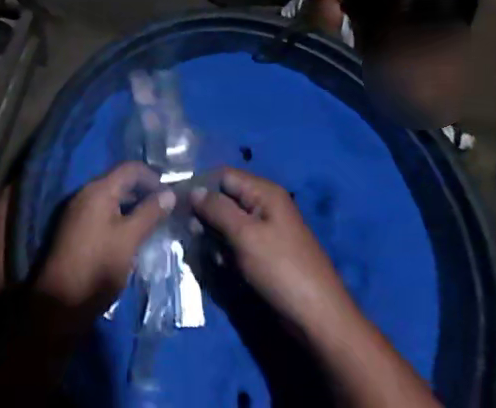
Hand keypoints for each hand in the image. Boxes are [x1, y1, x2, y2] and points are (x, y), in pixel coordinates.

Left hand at [35, 161, 173, 318]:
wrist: (60, 301)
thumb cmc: (98, 266)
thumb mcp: (129, 239)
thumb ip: (149, 213)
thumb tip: (170, 193)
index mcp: (98, 190)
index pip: (130, 168)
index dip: (152, 176)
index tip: (171, 194)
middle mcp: (85, 193)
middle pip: (120, 182)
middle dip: (144, 192)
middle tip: (166, 210)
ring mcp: (78, 211)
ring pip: (111, 199)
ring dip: (133, 207)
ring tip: (154, 223)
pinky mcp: (75, 229)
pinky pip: (102, 213)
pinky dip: (120, 218)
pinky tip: (132, 235)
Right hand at [190, 167, 354, 334]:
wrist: (319, 319)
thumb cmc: (281, 269)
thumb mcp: (245, 235)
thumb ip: (217, 209)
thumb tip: (193, 190)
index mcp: (264, 192)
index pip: (223, 175)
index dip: (200, 185)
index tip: (177, 203)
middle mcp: (265, 206)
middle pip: (225, 199)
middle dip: (205, 214)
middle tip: (188, 232)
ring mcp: (265, 231)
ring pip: (228, 223)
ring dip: (213, 236)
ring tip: (203, 251)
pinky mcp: (264, 254)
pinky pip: (236, 243)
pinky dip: (225, 251)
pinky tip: (219, 265)